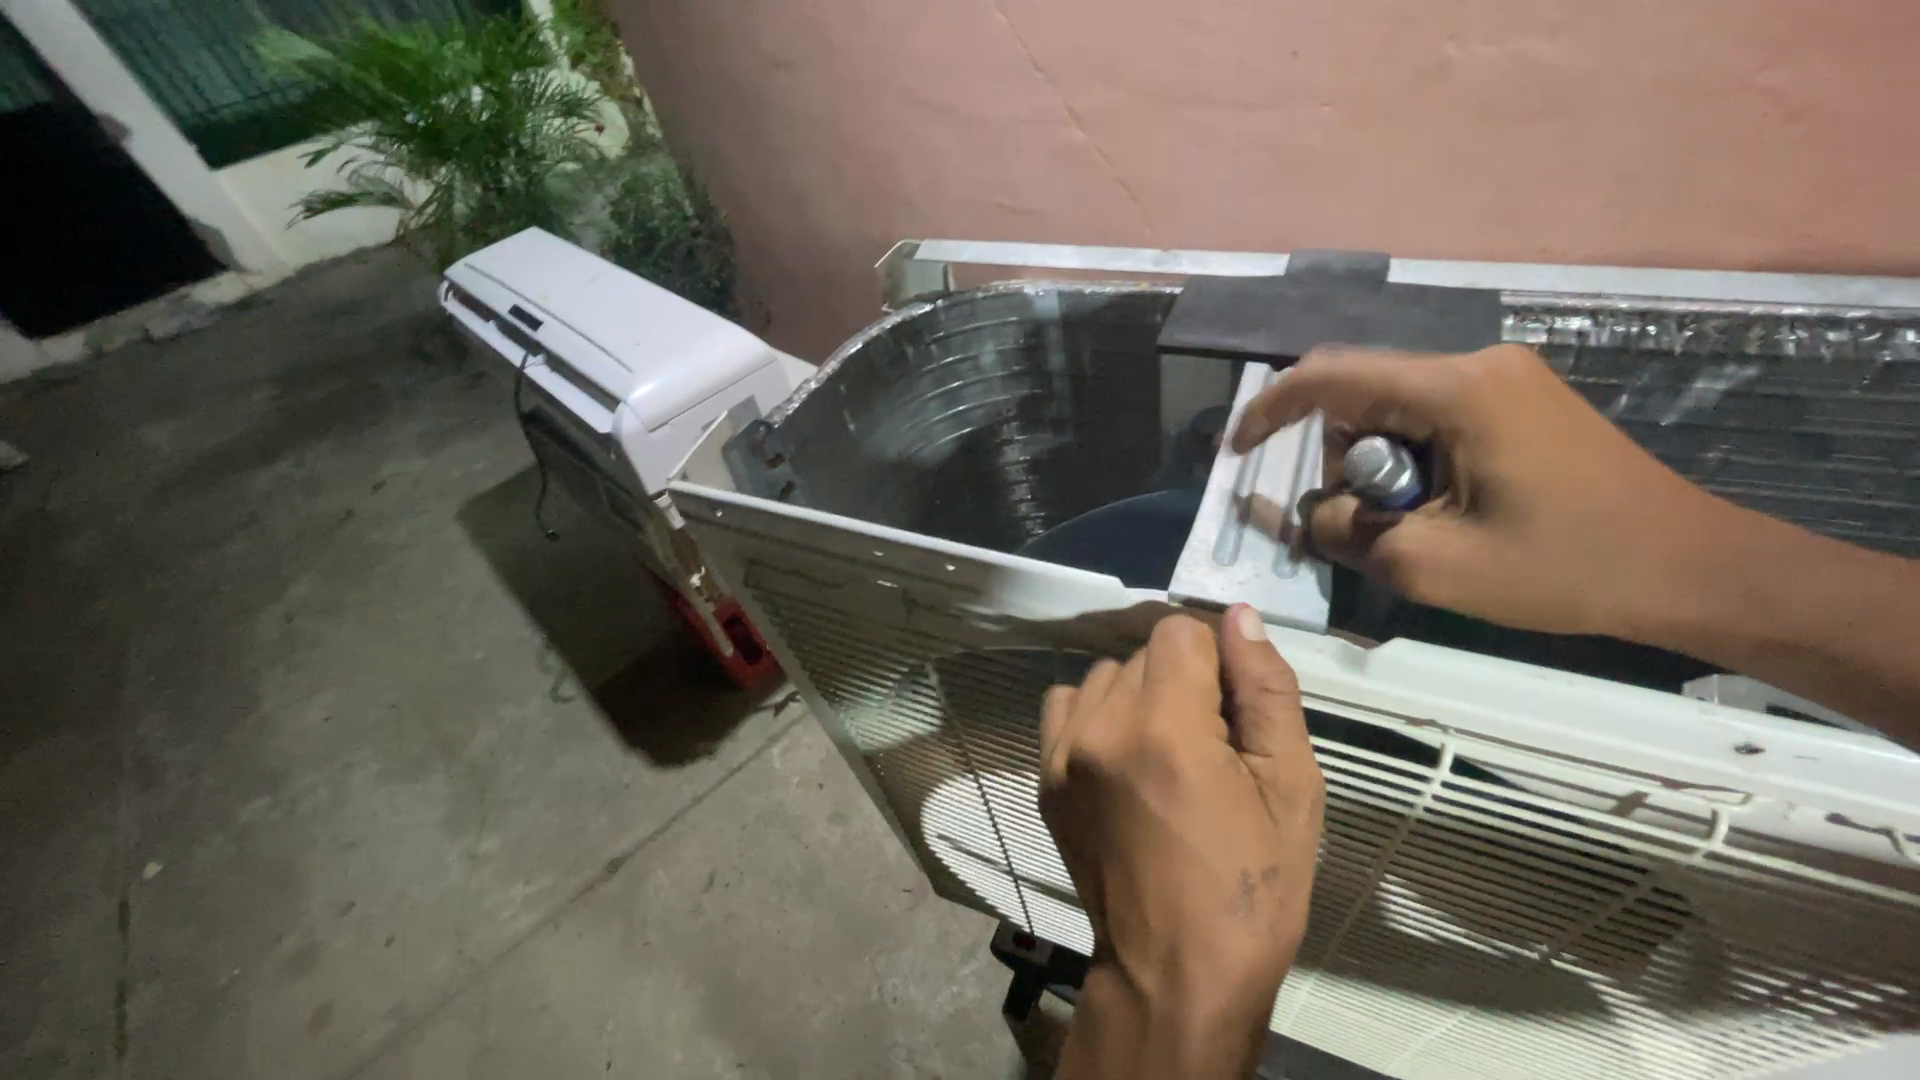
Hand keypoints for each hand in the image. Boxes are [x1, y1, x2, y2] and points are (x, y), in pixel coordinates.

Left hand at [1040, 608, 1323, 1077]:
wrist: (1174, 972)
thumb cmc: (1249, 888)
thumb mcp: (1290, 787)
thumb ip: (1266, 689)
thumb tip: (1239, 618)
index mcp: (1164, 725)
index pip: (1180, 631)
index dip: (1217, 661)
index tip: (1234, 712)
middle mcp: (1100, 726)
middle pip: (1143, 653)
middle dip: (1183, 681)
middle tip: (1210, 745)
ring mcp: (1061, 752)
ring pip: (1104, 676)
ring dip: (1139, 696)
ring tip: (1166, 756)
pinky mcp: (1044, 777)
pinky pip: (1066, 707)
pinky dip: (1096, 716)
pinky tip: (1123, 758)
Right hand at [1231, 344, 1727, 639]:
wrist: (1692, 570)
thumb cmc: (1565, 567)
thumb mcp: (1431, 566)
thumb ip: (1345, 532)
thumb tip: (1306, 512)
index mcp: (1455, 390)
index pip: (1329, 376)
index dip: (1269, 409)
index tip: (1237, 451)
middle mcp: (1475, 365)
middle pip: (1360, 394)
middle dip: (1337, 458)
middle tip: (1358, 521)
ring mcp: (1501, 379)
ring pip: (1391, 410)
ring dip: (1375, 466)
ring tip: (1412, 526)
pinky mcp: (1516, 402)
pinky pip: (1428, 420)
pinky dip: (1408, 463)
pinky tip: (1437, 509)